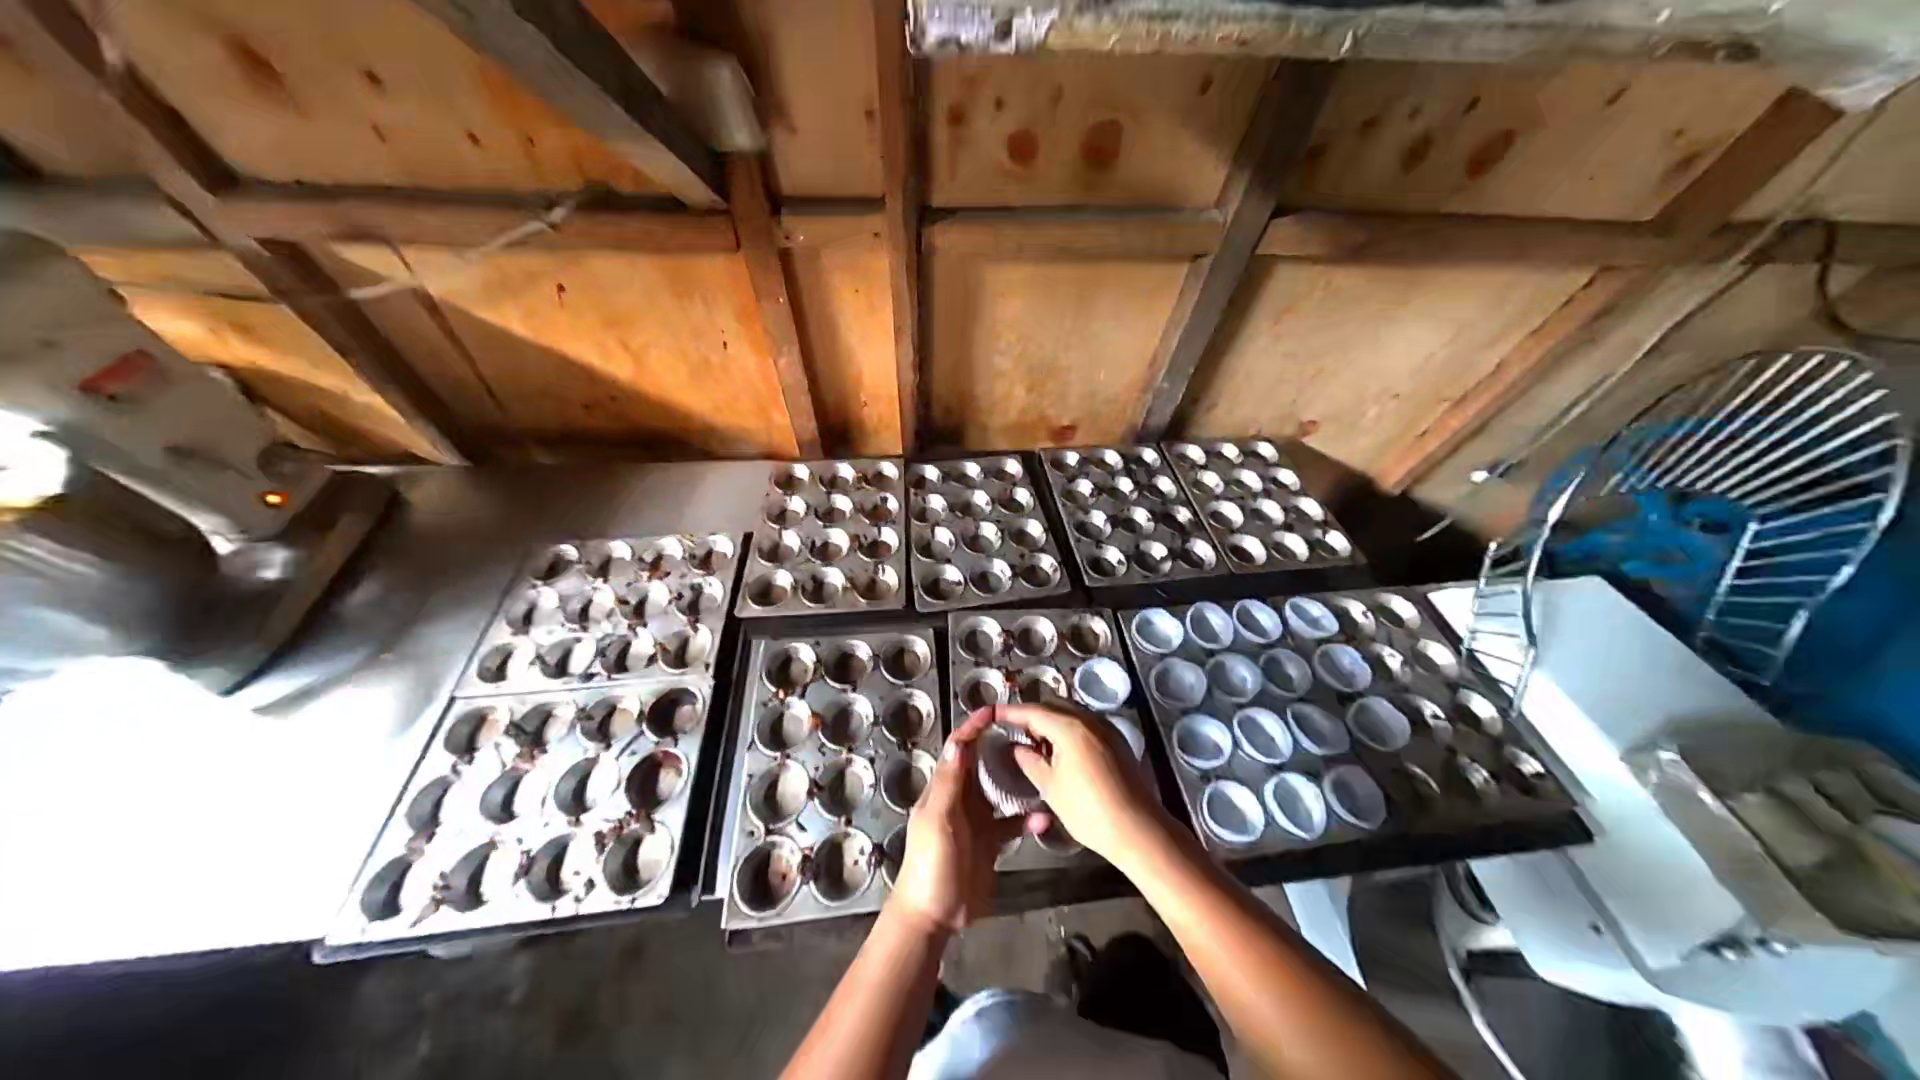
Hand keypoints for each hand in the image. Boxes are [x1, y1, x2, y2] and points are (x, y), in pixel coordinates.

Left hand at [887, 710, 1033, 932]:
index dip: (973, 728)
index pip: (959, 749)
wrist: (935, 914)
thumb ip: (949, 784)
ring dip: (1019, 781)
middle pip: (982, 764)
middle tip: (1029, 734)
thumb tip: (959, 743)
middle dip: (1001, 747)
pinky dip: (1028, 819)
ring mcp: (977, 821)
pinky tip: (1045, 818)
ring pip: (1001, 791)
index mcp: (943, 789)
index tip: (993, 710)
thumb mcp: (938, 820)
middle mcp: (961, 799)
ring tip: (1043, 769)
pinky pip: (1013, 823)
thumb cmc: (932, 863)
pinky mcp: (991, 843)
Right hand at [994, 704, 1172, 863]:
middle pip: (1053, 705)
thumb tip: (1017, 748)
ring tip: (1037, 744)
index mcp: (1070, 727)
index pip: (1033, 711)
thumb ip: (1029, 762)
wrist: (1138, 830)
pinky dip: (1069, 730)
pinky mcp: (1117, 741)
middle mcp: (1090, 720)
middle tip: (1015, 733)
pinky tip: (1062, 752)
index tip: (992, 714)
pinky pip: (1086, 725)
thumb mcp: (1050, 787)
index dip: (1010, 712)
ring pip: (1071, 713)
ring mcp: (1107, 729)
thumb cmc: (1088, 810)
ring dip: (1052, 722)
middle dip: (1032, 715)